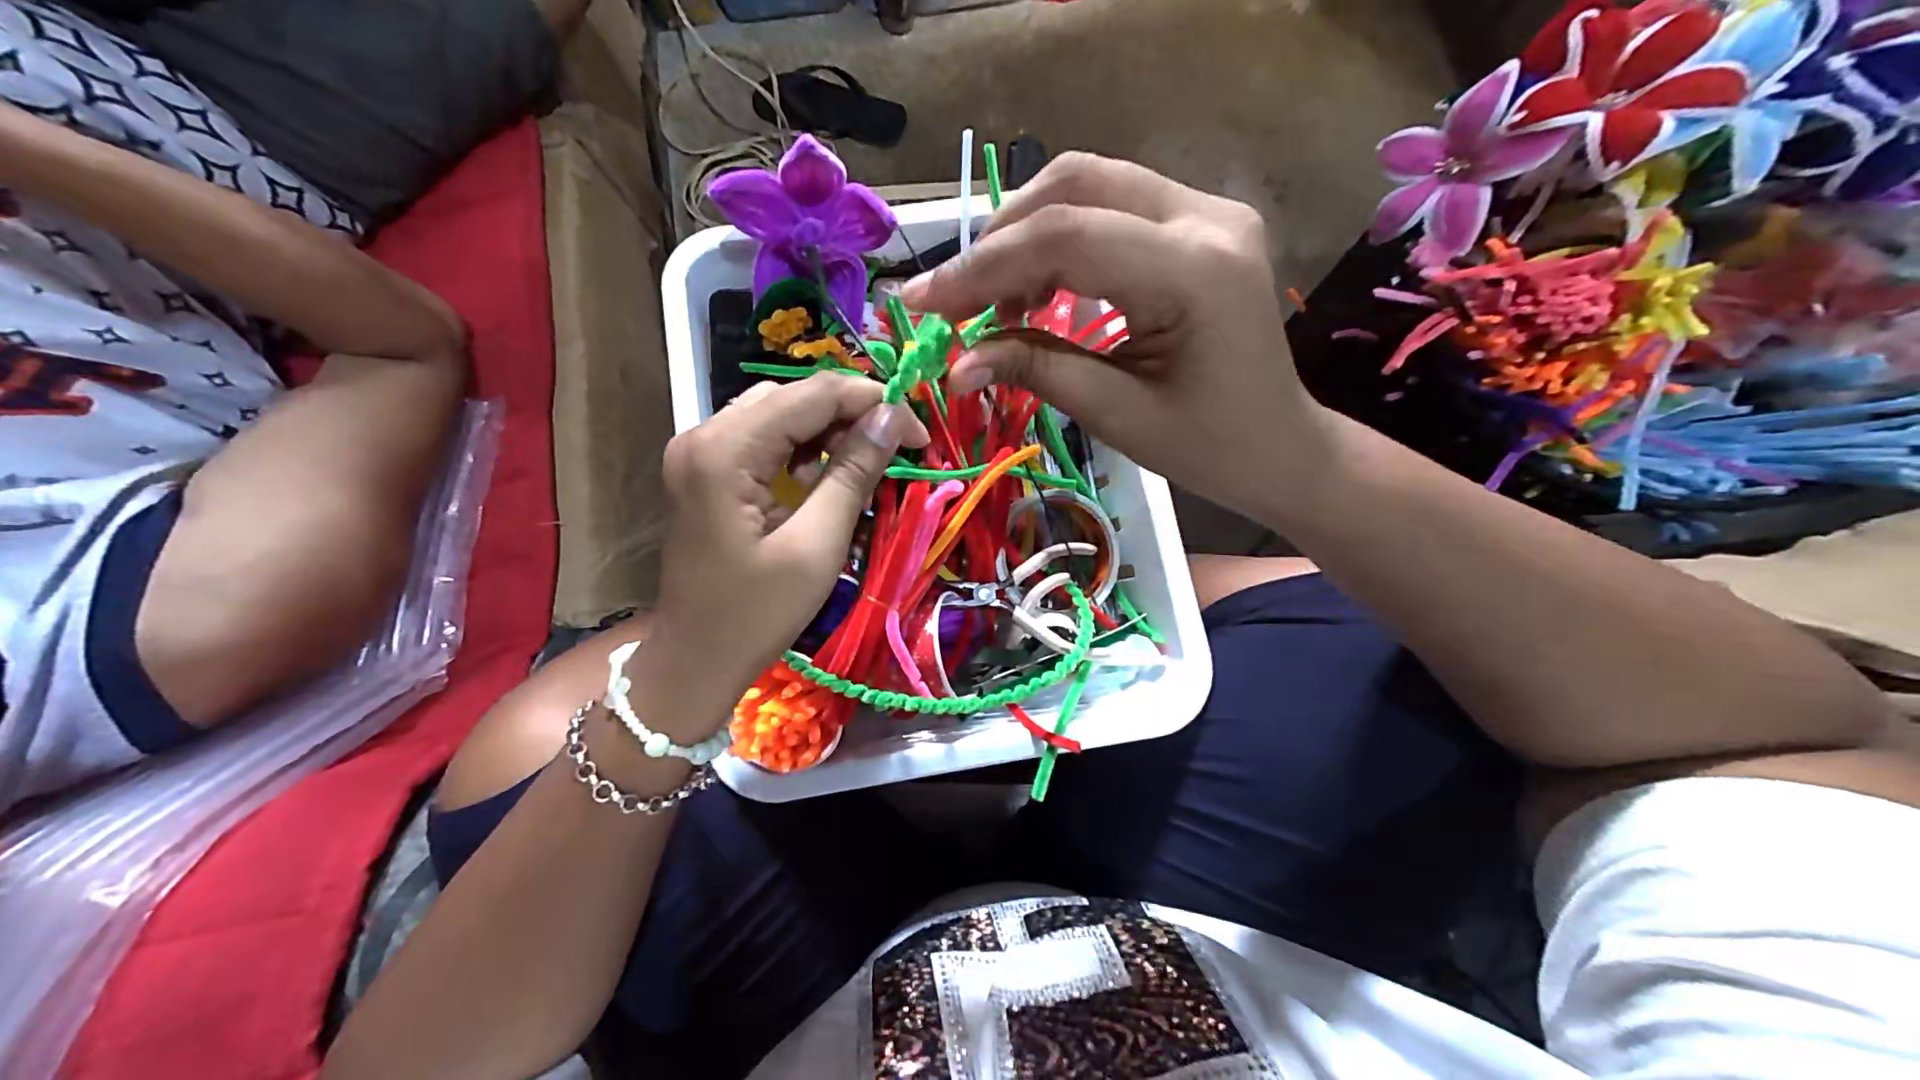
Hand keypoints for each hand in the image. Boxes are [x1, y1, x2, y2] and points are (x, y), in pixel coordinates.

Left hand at [636, 374, 928, 737]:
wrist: (694, 659)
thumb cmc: (756, 614)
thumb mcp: (816, 545)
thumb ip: (853, 473)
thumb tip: (892, 417)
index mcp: (725, 450)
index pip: (812, 394)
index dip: (872, 402)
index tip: (918, 433)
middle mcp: (703, 435)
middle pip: (792, 397)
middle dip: (851, 415)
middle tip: (896, 450)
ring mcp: (699, 452)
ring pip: (778, 414)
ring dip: (827, 431)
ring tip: (863, 465)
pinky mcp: (704, 471)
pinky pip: (761, 439)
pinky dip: (800, 449)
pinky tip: (822, 477)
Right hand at [900, 152, 1331, 520]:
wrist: (1281, 447)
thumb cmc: (1210, 447)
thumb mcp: (1117, 415)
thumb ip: (1036, 370)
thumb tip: (955, 365)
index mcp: (1195, 270)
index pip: (1066, 238)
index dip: (981, 269)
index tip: (921, 305)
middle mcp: (1206, 216)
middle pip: (1073, 185)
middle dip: (998, 242)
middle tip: (953, 302)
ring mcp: (1207, 210)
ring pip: (1088, 184)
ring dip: (1024, 235)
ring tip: (991, 302)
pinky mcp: (1197, 222)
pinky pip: (1109, 205)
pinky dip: (1056, 239)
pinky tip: (1034, 289)